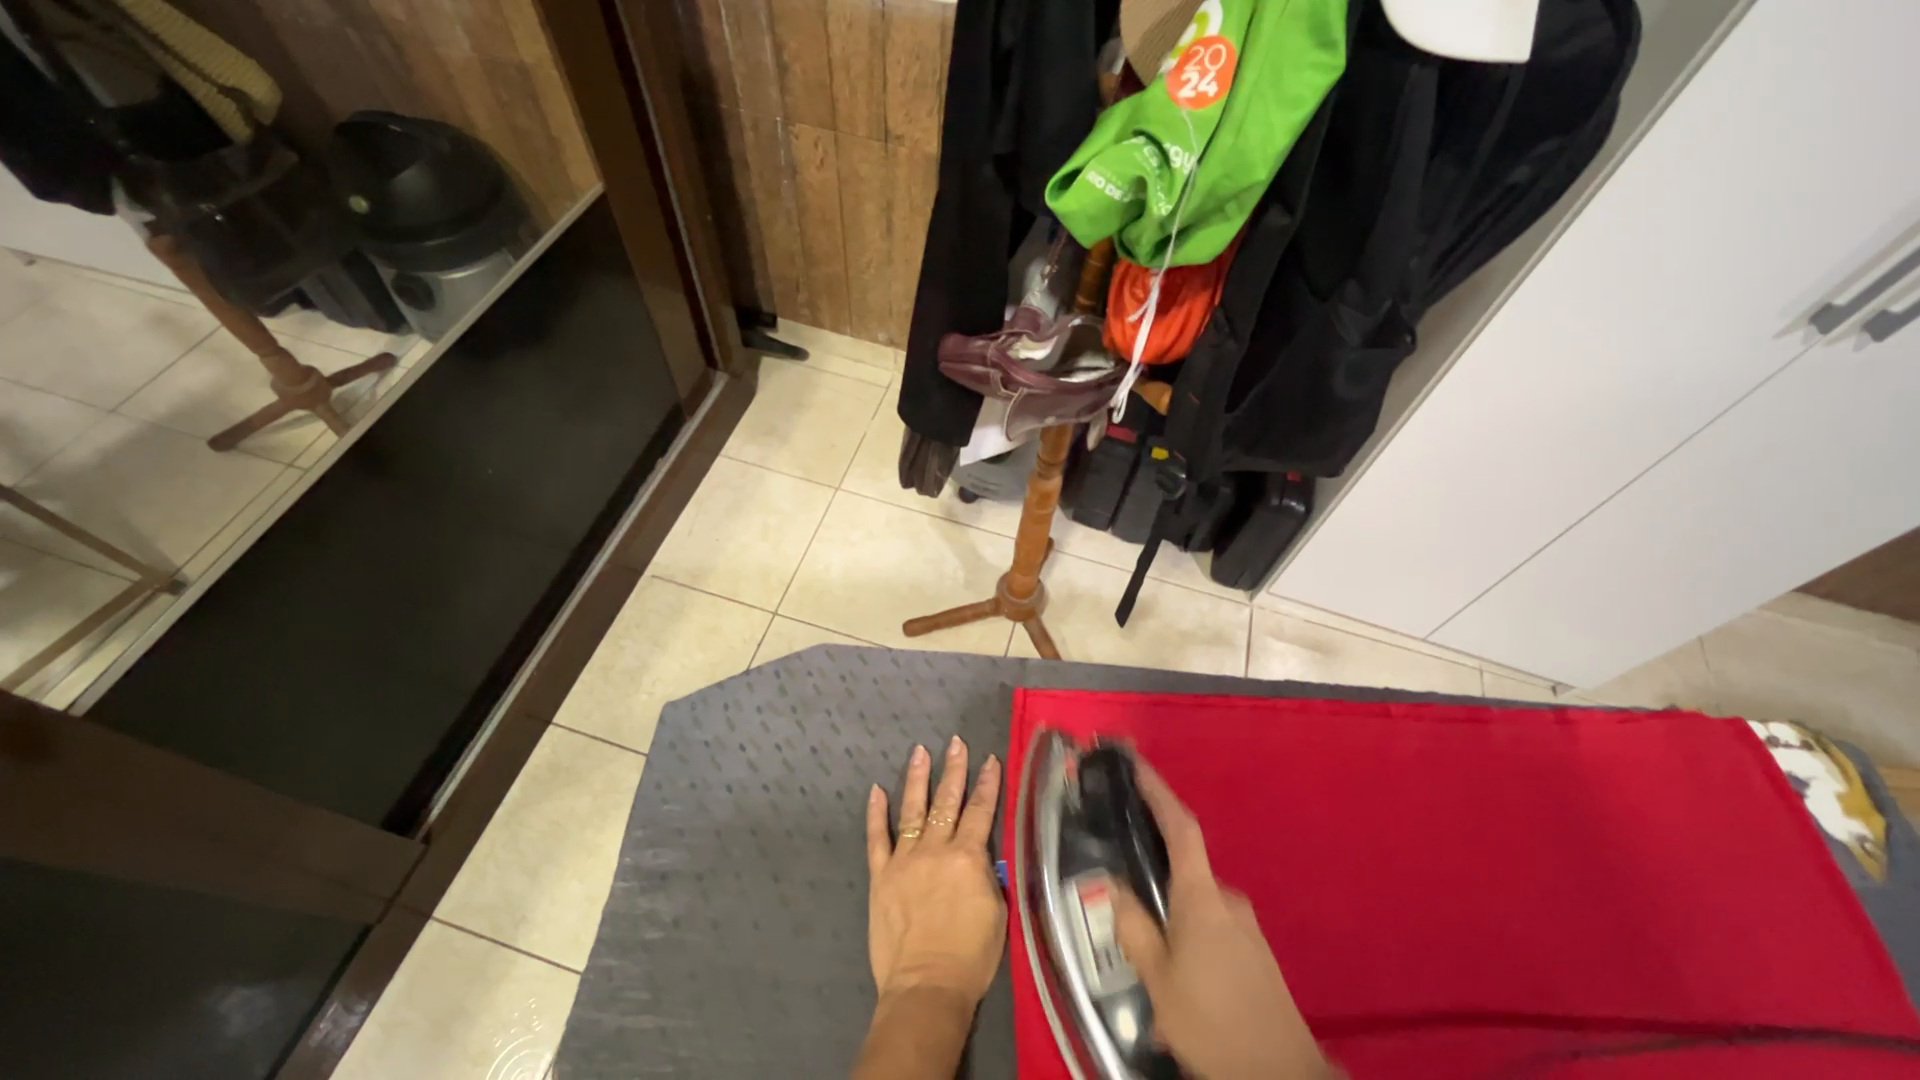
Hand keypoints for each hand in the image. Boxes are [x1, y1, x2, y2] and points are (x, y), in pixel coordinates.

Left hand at [865, 736, 1005, 1005]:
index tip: (988, 759)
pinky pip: (877, 838)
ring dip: (917, 779)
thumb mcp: (999, 912)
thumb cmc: (971, 955)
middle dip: (954, 769)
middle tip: (956, 742)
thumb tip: (982, 857)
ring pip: (912, 810)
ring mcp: (904, 860)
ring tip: (920, 752)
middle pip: (947, 801)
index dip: (987, 784)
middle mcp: (936, 850)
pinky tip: (877, 790)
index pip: (981, 811)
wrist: (927, 985)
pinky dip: (876, 813)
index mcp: (968, 857)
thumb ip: (988, 876)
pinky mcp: (881, 876)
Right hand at [1111, 758, 1332, 1079]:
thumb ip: (1134, 928)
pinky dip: (1187, 941)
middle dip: (1153, 881)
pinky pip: (1211, 931)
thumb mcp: (1156, 979)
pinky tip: (1176, 982)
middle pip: (1184, 872)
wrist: (1281, 1074)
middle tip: (1123, 906)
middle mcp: (1228, 901)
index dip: (1157, 792)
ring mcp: (1246, 927)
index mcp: (1202, 897)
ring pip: (1195, 908)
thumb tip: (1117, 886)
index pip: (1180, 827)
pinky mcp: (1254, 953)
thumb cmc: (1212, 1020)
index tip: (1136, 766)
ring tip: (1145, 963)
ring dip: (1169, 922)